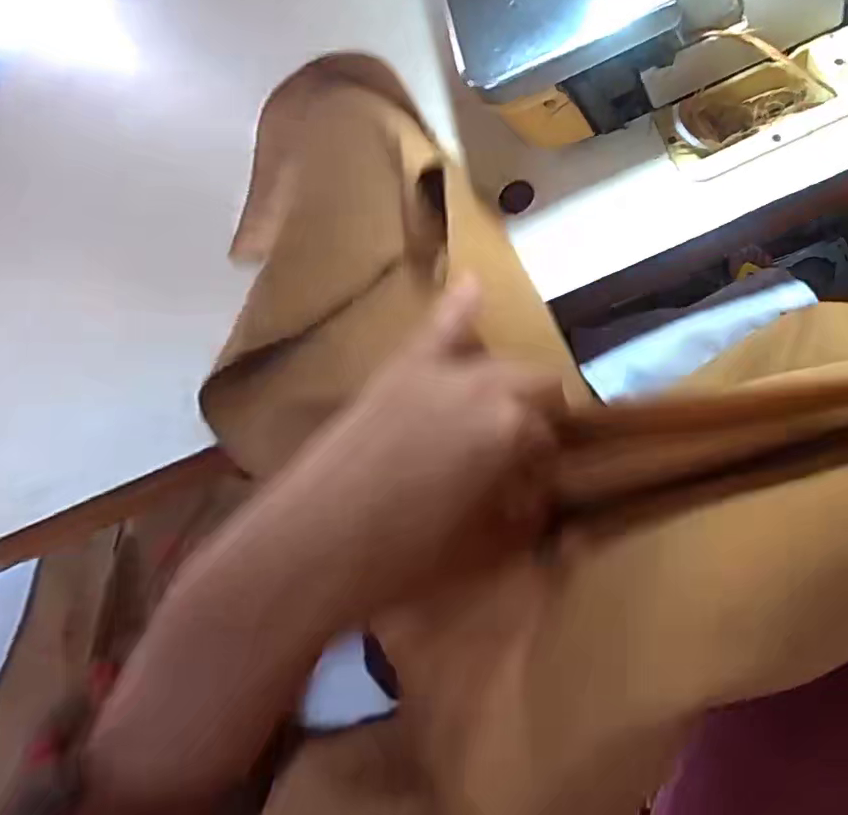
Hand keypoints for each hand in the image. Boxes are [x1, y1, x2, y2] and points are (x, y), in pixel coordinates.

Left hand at [269, 275, 566, 617]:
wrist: (297, 559)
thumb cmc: (401, 562)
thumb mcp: (482, 544)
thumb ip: (523, 510)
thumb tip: (540, 498)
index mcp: (512, 427)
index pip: (551, 438)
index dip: (545, 469)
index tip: (533, 494)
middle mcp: (485, 387)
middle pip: (539, 386)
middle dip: (541, 420)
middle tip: (523, 458)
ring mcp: (438, 373)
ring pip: (498, 363)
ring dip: (512, 384)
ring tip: (505, 413)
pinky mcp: (399, 372)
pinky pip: (437, 330)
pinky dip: (458, 307)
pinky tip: (472, 284)